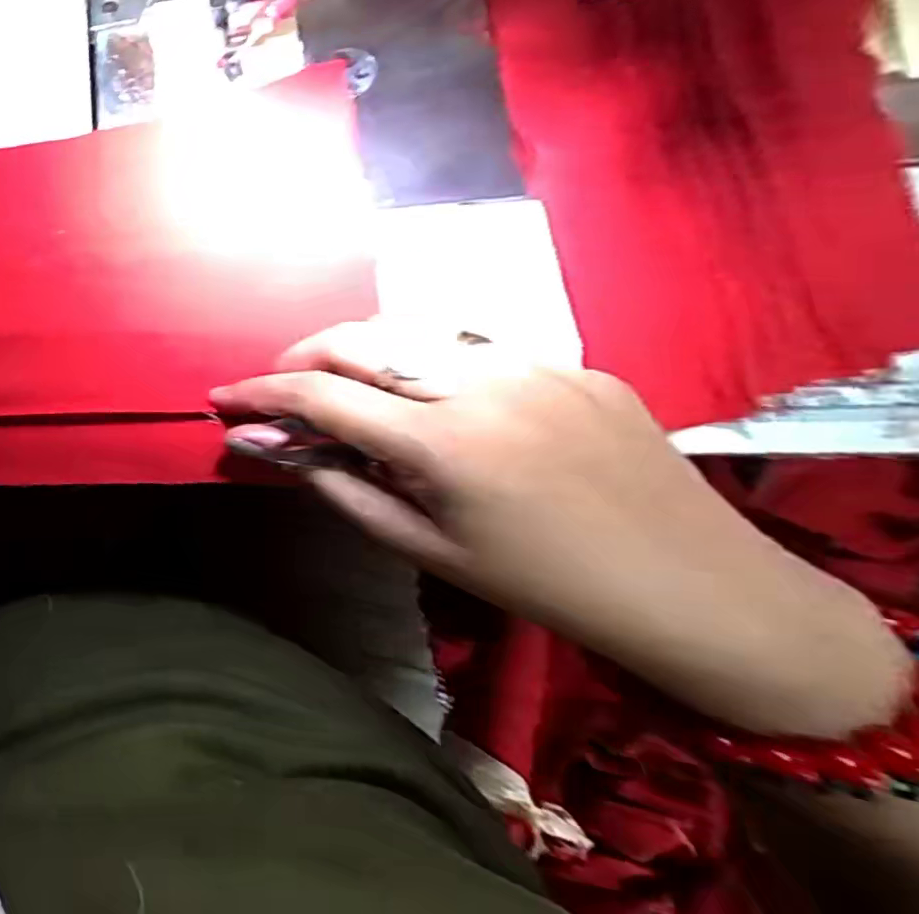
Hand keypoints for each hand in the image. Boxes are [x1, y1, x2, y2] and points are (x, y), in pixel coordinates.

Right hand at [210, 320, 910, 737]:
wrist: (697, 590)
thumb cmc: (535, 583)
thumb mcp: (417, 544)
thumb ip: (330, 482)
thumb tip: (258, 443)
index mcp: (442, 443)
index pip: (319, 395)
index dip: (258, 393)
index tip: (222, 399)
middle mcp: (484, 384)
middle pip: (357, 338)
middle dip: (298, 356)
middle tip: (278, 388)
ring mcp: (536, 364)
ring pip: (411, 327)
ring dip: (357, 350)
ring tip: (344, 385)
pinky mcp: (573, 363)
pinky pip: (472, 345)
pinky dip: (424, 361)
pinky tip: (431, 397)